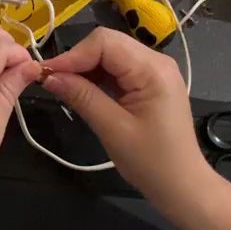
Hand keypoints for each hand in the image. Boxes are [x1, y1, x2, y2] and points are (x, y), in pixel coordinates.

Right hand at [39, 28, 217, 208]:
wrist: (183, 187)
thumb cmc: (151, 162)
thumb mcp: (112, 129)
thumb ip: (82, 97)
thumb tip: (48, 76)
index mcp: (153, 69)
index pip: (105, 43)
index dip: (73, 55)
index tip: (47, 74)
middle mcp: (156, 61)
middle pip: (108, 43)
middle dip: (78, 58)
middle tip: (53, 80)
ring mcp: (155, 70)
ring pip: (111, 53)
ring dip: (86, 67)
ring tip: (64, 86)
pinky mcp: (150, 82)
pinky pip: (119, 68)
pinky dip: (98, 76)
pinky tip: (83, 90)